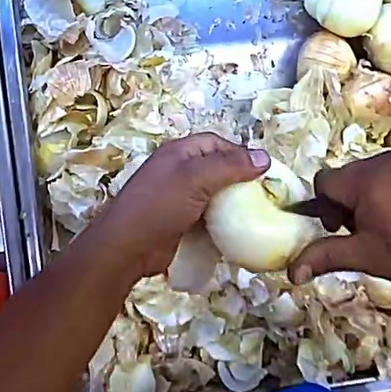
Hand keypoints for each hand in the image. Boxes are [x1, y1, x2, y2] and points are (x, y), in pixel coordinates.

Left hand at [82, 133, 268, 278]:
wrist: (126, 248)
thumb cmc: (159, 206)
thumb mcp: (196, 179)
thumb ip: (229, 166)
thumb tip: (264, 157)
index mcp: (179, 152)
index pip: (216, 143)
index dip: (240, 153)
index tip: (263, 172)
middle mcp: (178, 170)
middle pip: (216, 168)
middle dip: (238, 180)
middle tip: (262, 196)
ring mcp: (177, 197)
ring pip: (213, 194)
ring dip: (231, 203)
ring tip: (255, 214)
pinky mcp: (179, 221)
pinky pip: (207, 216)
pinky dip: (221, 221)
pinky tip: (236, 232)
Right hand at [290, 152, 390, 295]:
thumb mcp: (369, 257)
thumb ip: (327, 256)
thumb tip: (291, 272)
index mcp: (365, 180)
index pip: (324, 181)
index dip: (327, 207)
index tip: (346, 230)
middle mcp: (386, 161)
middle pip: (350, 176)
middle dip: (352, 202)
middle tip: (372, 233)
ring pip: (377, 173)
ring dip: (376, 195)